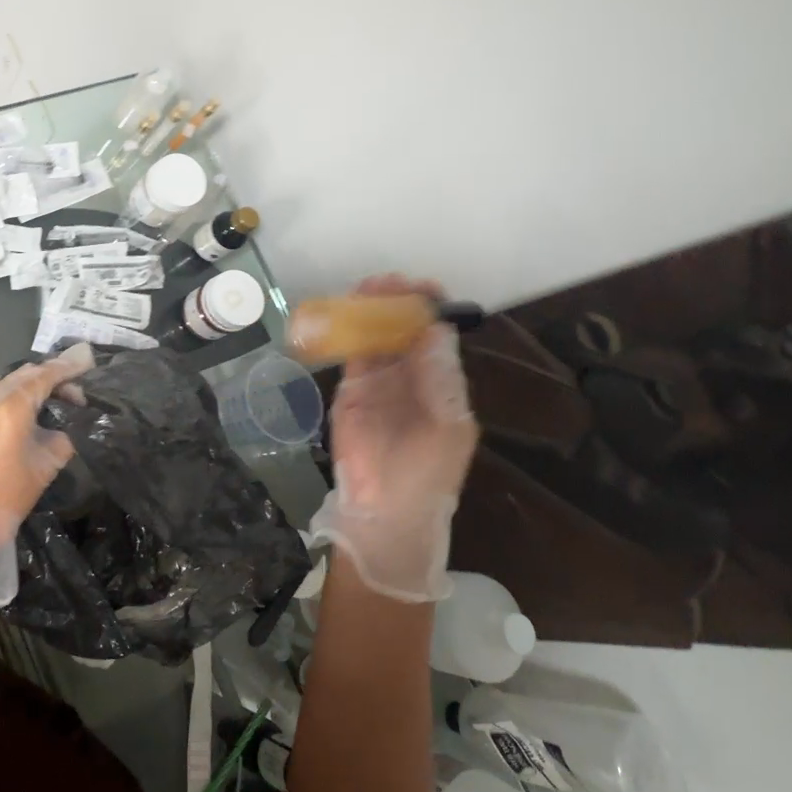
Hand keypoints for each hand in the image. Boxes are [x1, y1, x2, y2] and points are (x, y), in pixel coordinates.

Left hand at [0, 343, 93, 606]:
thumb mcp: (46, 467)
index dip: (66, 367)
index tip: (85, 360)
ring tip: (41, 409)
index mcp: (11, 408)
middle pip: (20, 377)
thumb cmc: (8, 499)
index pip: (44, 376)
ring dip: (21, 394)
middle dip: (47, 379)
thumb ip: (60, 437)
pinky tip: (8, 425)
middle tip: (70, 392)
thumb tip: (63, 426)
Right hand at [310, 276, 478, 600]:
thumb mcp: (446, 427)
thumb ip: (439, 378)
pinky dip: (348, 333)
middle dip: (398, 304)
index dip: (431, 311)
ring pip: (376, 337)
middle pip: (404, 331)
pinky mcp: (350, 391)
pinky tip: (345, 312)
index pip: (436, 338)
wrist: (386, 510)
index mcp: (442, 386)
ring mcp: (378, 384)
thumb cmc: (426, 474)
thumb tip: (435, 330)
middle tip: (388, 281)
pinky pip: (351, 355)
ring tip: (366, 286)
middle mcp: (411, 379)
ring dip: (372, 312)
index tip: (425, 287)